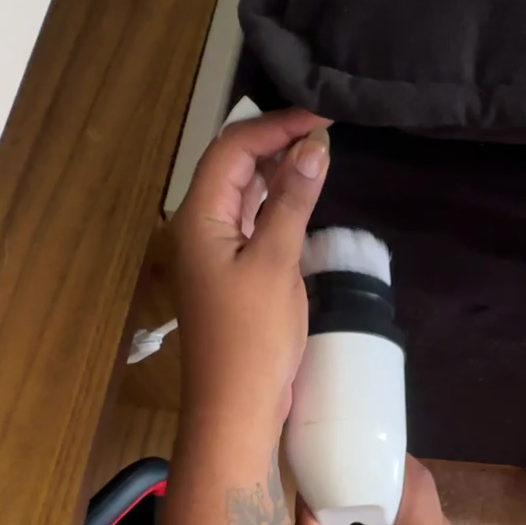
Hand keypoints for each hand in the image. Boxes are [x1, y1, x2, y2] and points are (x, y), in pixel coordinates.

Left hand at [171, 108, 331, 448]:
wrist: (237, 405)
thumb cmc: (252, 336)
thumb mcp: (275, 263)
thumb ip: (292, 201)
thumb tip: (314, 147)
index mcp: (199, 217)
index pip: (233, 150)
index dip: (275, 126)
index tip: (322, 119)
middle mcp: (202, 227)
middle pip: (234, 167)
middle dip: (276, 142)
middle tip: (326, 133)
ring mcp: (217, 252)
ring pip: (245, 195)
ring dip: (278, 173)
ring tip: (320, 156)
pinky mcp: (236, 275)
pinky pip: (254, 224)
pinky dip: (278, 205)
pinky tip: (304, 199)